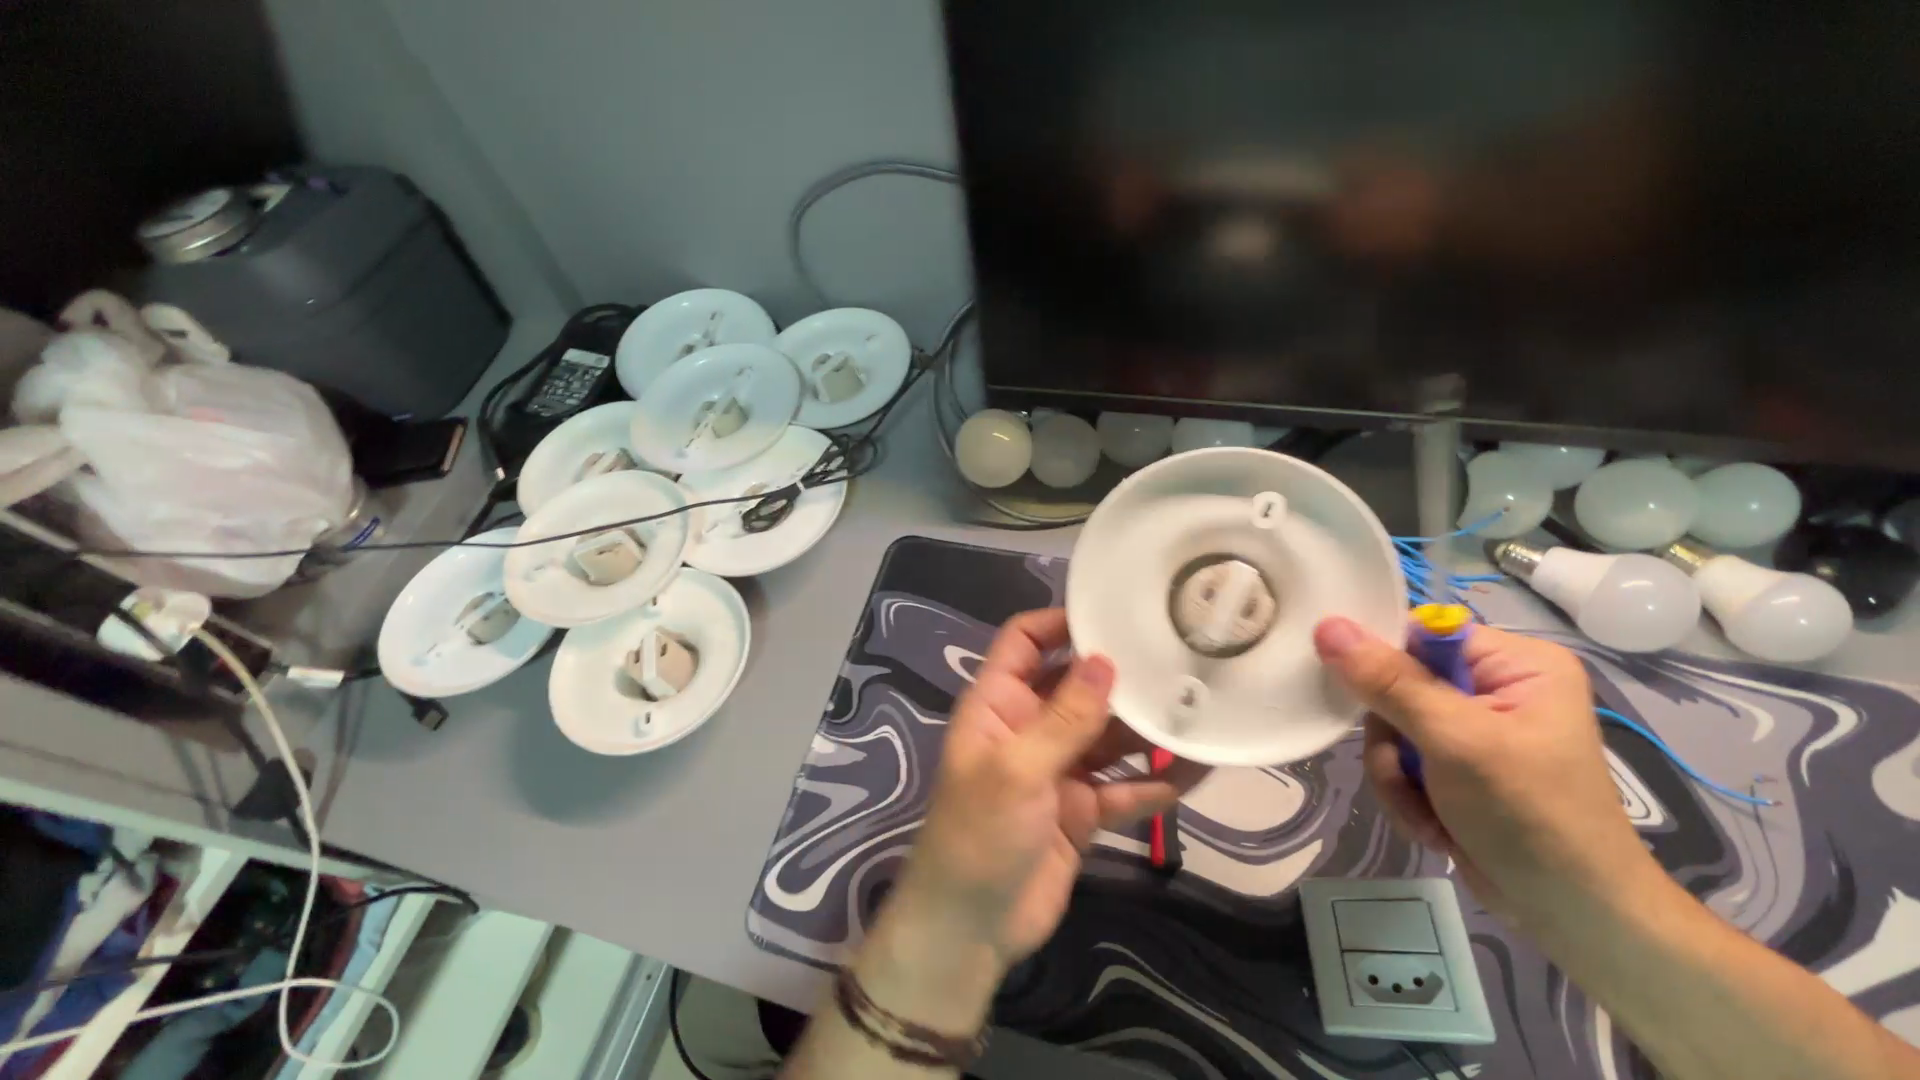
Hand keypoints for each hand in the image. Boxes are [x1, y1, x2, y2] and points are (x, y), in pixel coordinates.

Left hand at [856, 610, 1206, 1033]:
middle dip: (1121, 675)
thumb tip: (1105, 660)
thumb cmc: (978, 835)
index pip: (1026, 641)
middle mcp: (1030, 728)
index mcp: (999, 705)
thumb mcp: (1016, 770)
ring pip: (1109, 737)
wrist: (970, 928)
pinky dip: (1155, 783)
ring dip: (1148, 730)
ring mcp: (1058, 770)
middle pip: (1078, 685)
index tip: (1117, 612)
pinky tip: (1197, 773)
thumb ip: (1064, 718)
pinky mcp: (1082, 812)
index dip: (1063, 622)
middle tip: (1181, 657)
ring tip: (1202, 711)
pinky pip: (1124, 789)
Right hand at [1313, 616, 1659, 926]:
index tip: (1358, 696)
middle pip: (1397, 686)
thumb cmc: (1529, 814)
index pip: (1421, 635)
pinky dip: (1408, 797)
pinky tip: (1434, 826)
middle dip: (1393, 742)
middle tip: (1407, 775)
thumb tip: (1327, 626)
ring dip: (1397, 777)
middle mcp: (1497, 688)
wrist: (1575, 913)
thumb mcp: (1455, 740)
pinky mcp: (1460, 769)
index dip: (1382, 663)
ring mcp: (1477, 731)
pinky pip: (1403, 763)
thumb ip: (1390, 682)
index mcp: (1517, 664)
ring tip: (1426, 813)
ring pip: (1392, 730)